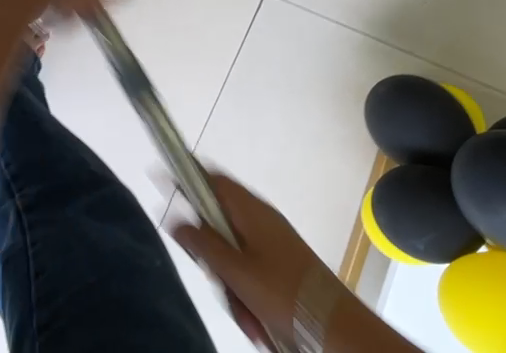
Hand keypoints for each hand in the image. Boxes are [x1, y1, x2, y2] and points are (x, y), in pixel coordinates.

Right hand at [172, 174, 342, 348]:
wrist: (339, 328)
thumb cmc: (283, 292)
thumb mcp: (235, 270)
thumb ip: (201, 243)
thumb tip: (175, 219)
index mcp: (250, 210)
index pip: (212, 178)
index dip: (188, 176)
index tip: (166, 183)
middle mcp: (261, 219)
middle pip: (219, 222)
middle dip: (212, 255)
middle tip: (214, 277)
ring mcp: (274, 242)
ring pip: (234, 253)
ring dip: (232, 284)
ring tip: (245, 313)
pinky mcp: (283, 265)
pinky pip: (251, 271)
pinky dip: (248, 294)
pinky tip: (257, 320)